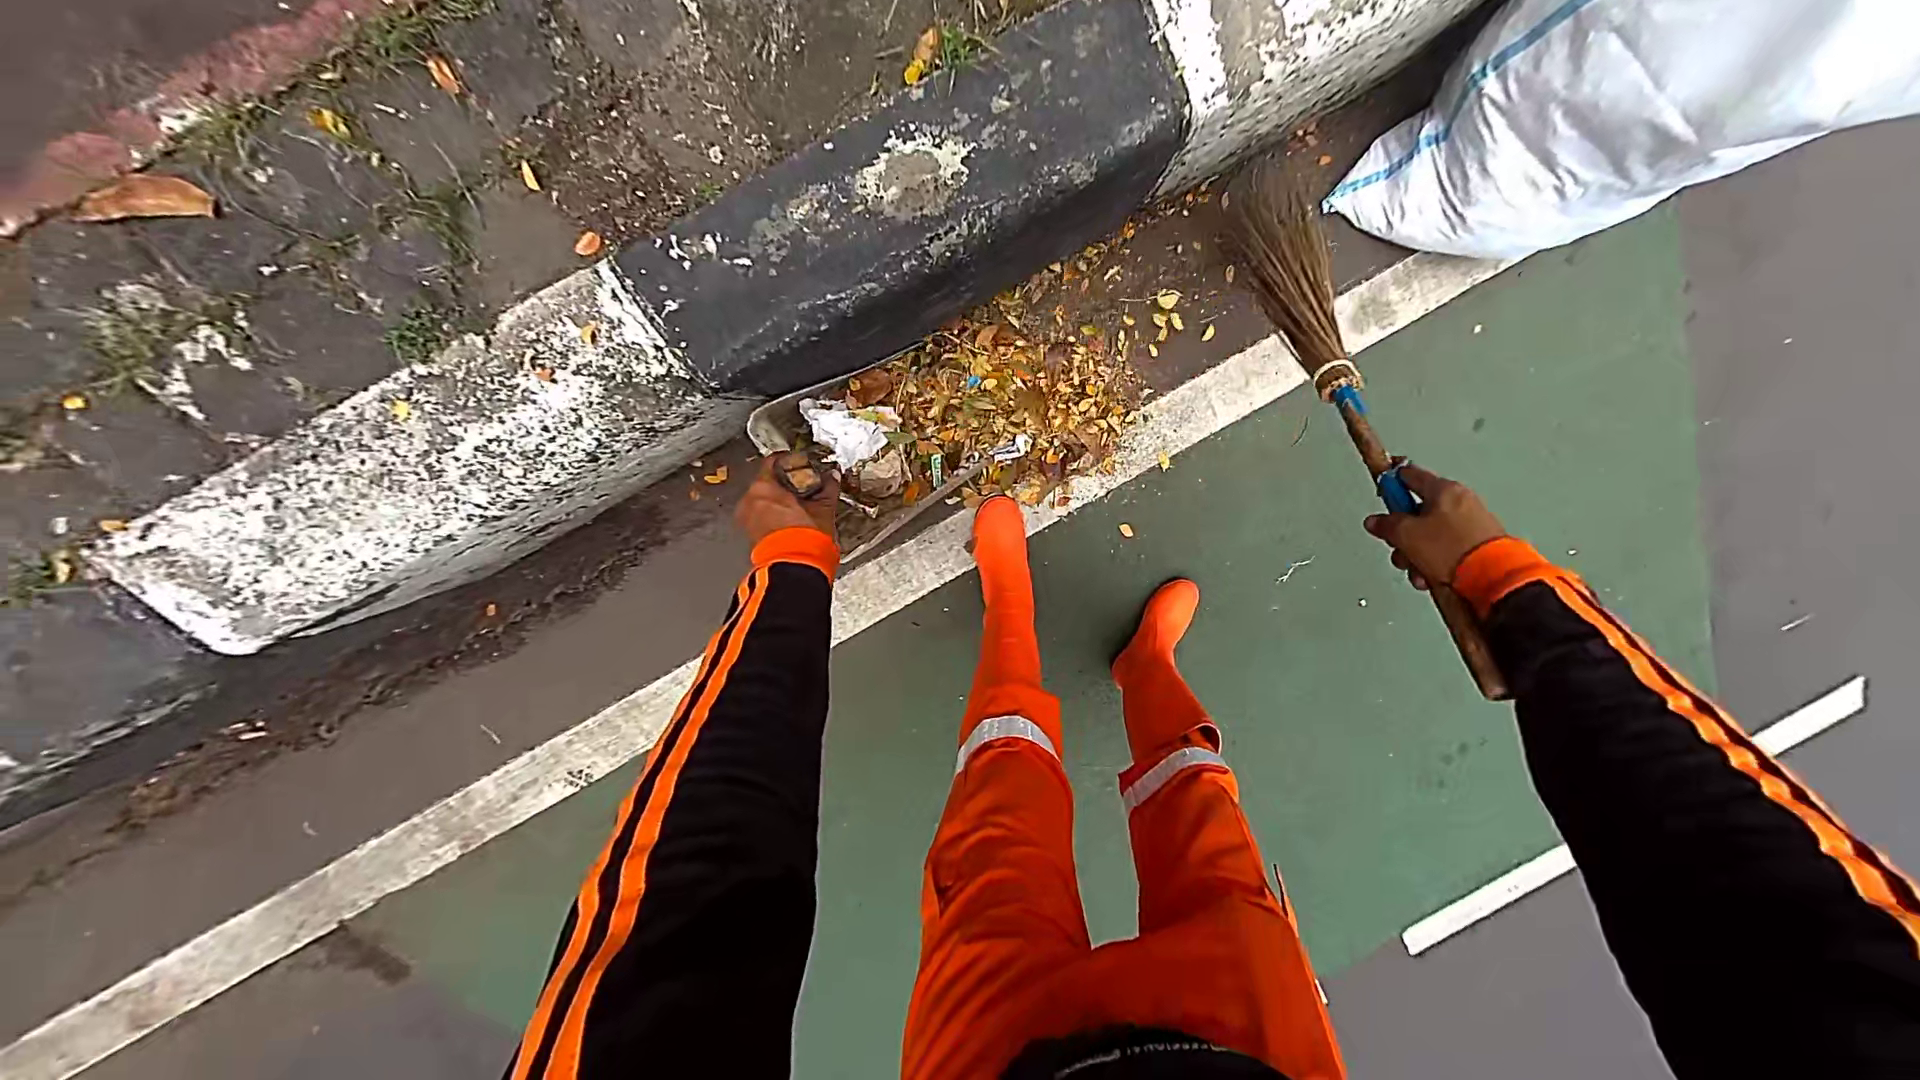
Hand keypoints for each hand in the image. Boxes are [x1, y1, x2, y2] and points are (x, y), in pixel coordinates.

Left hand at [735, 451, 838, 546]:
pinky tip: (792, 520)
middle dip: (786, 483)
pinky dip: (774, 514)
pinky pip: (761, 516)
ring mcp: (747, 518)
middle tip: (804, 487)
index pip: (773, 461)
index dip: (790, 461)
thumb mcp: (822, 509)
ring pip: (763, 500)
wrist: (795, 567)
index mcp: (763, 487)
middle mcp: (749, 500)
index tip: (802, 466)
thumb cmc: (805, 538)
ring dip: (780, 500)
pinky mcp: (750, 535)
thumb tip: (832, 477)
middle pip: (767, 481)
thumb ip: (827, 489)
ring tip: (800, 506)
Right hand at [1363, 463, 1504, 590]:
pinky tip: (1429, 574)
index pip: (1409, 475)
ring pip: (1427, 534)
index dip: (1390, 482)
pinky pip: (1442, 549)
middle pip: (1415, 511)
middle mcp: (1459, 503)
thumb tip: (1376, 522)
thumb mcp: (1405, 533)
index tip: (1381, 488)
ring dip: (1413, 552)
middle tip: (1396, 541)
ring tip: (1416, 565)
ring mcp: (1469, 525)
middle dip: (1400, 532)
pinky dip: (1431, 562)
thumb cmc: (1454, 549)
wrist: (1491, 577)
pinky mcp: (1475, 545)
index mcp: (1444, 490)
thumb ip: (1386, 524)